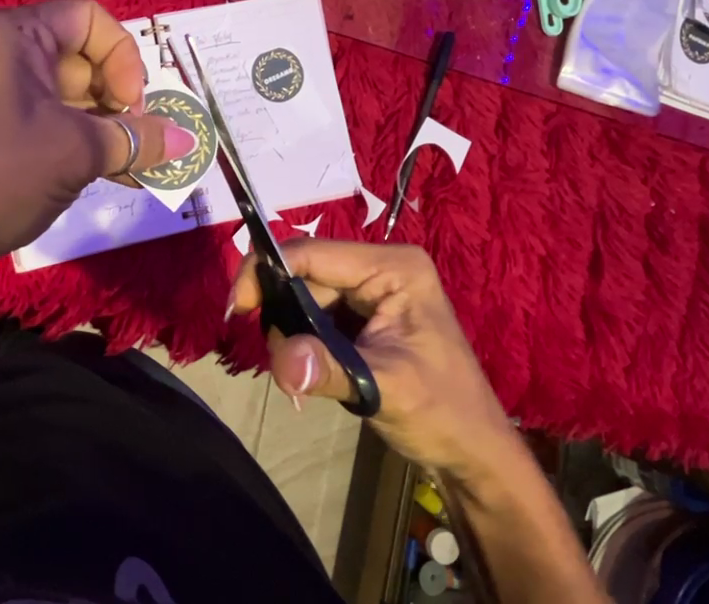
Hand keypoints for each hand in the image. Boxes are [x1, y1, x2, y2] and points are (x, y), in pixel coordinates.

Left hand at [0, 0, 197, 280]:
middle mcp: (4, 53)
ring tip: (143, 166)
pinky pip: (52, 124)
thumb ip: (136, 139)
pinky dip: (84, 145)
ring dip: (110, 129)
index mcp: (14, 34)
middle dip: (121, 100)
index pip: (90, 19)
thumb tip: (188, 139)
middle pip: (83, 59)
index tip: (135, 105)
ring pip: (72, 98)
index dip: (123, 57)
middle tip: (146, 141)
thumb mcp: (75, 152)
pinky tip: (119, 176)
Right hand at [231, 241, 518, 480]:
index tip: (236, 310)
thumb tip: (282, 358)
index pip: (311, 253)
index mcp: (393, 267)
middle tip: (278, 361)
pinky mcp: (360, 315)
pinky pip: (313, 315)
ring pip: (303, 296)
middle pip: (304, 275)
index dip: (266, 273)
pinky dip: (302, 341)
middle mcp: (379, 268)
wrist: (473, 455)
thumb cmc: (444, 413)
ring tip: (297, 372)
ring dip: (292, 333)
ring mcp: (370, 291)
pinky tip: (307, 369)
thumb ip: (331, 369)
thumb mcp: (385, 389)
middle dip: (282, 315)